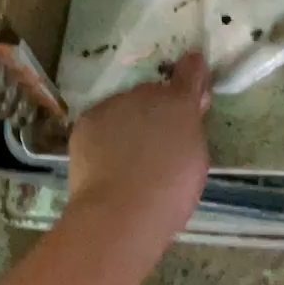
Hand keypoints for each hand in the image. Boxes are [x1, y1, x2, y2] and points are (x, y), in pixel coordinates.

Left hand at [66, 51, 209, 240]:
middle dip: (156, 111)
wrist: (118, 215)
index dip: (192, 74)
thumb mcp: (196, 160)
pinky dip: (105, 137)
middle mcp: (146, 94)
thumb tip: (189, 111)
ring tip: (126, 160)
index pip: (191, 70)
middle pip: (154, 94)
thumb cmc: (170, 193)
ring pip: (125, 107)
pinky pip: (101, 123)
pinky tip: (105, 164)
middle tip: (155, 145)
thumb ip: (192, 129)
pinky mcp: (87, 121)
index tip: (193, 82)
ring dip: (129, 123)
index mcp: (179, 103)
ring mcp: (114, 104)